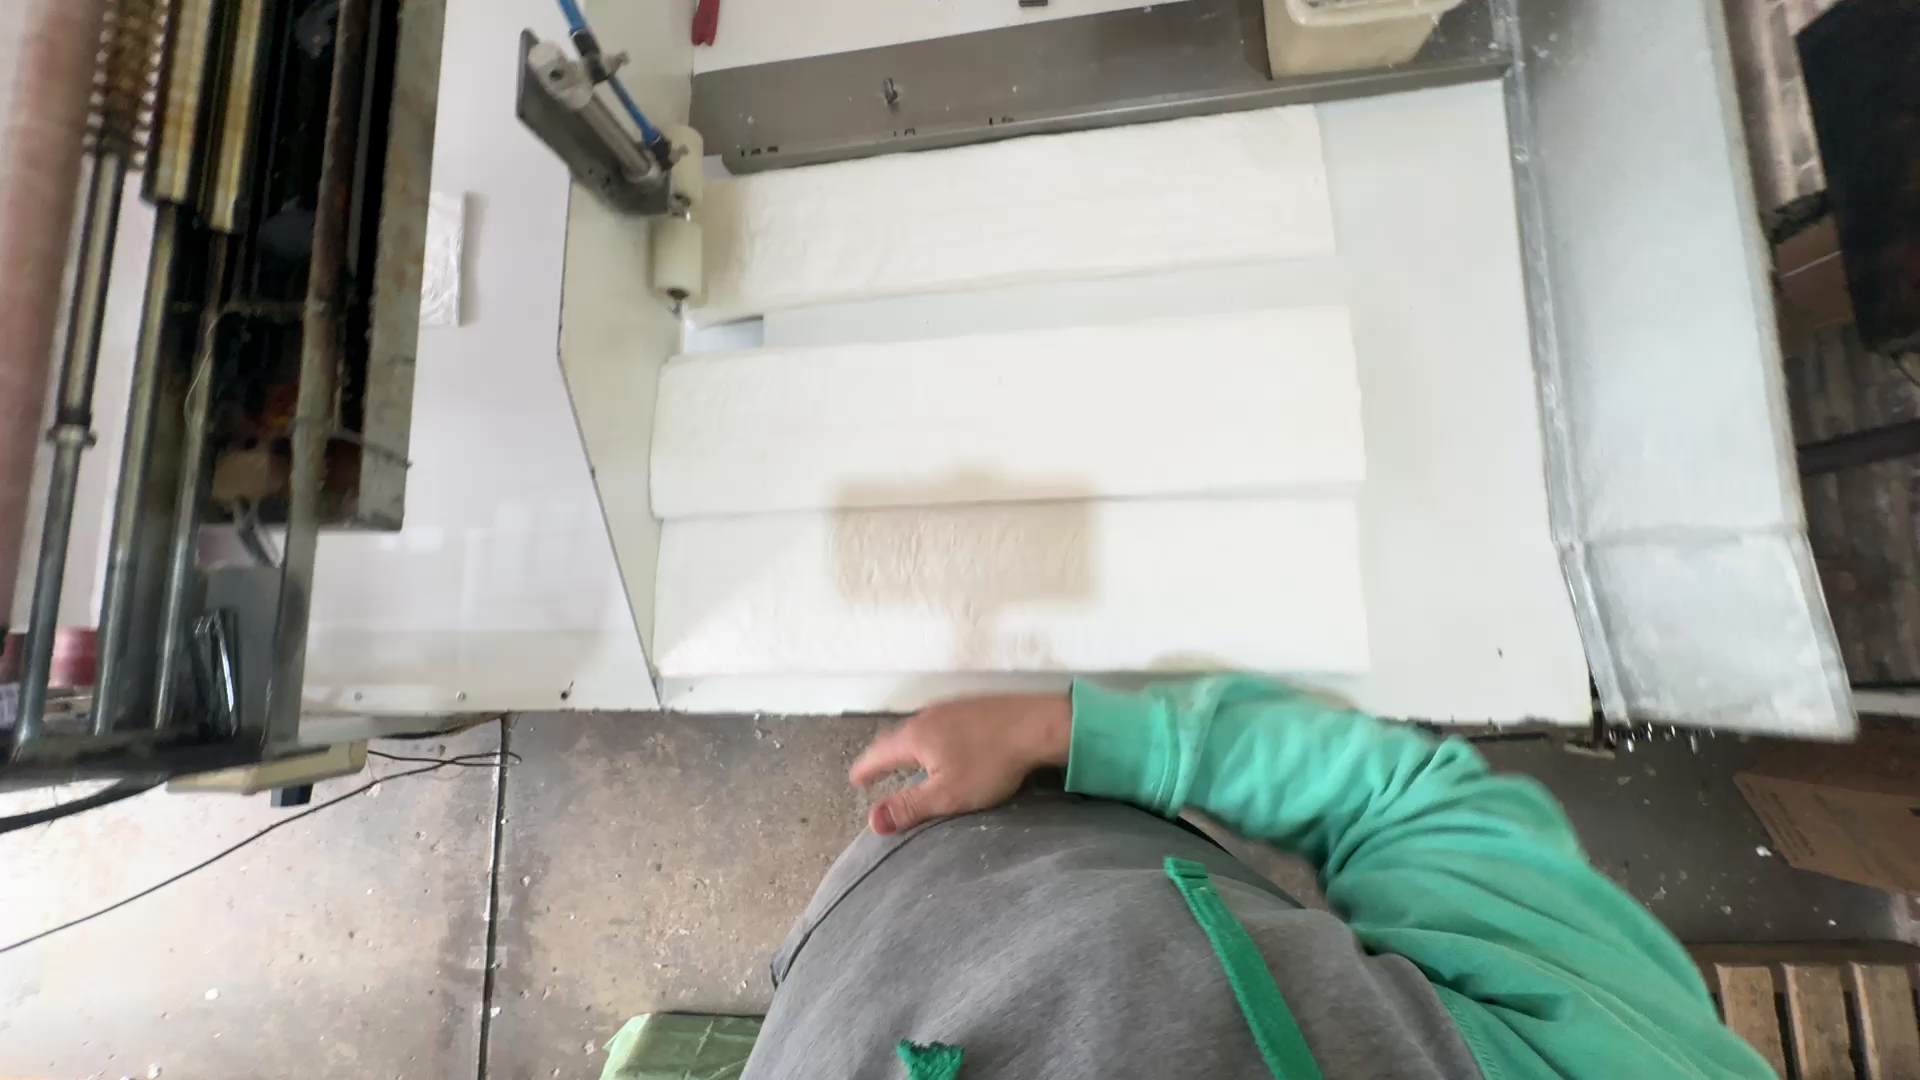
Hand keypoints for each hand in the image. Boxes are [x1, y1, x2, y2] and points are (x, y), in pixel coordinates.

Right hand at [848, 693, 1072, 834]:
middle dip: (883, 755)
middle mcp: (928, 716)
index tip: (854, 779)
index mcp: (916, 737)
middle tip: (874, 770)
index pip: (879, 753)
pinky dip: (930, 737)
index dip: (866, 768)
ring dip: (907, 745)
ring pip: (919, 728)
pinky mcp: (972, 706)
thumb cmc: (989, 763)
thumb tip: (871, 820)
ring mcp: (951, 706)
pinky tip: (942, 745)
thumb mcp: (947, 794)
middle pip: (896, 737)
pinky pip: (939, 722)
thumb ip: (909, 806)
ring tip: (905, 759)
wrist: (1035, 725)